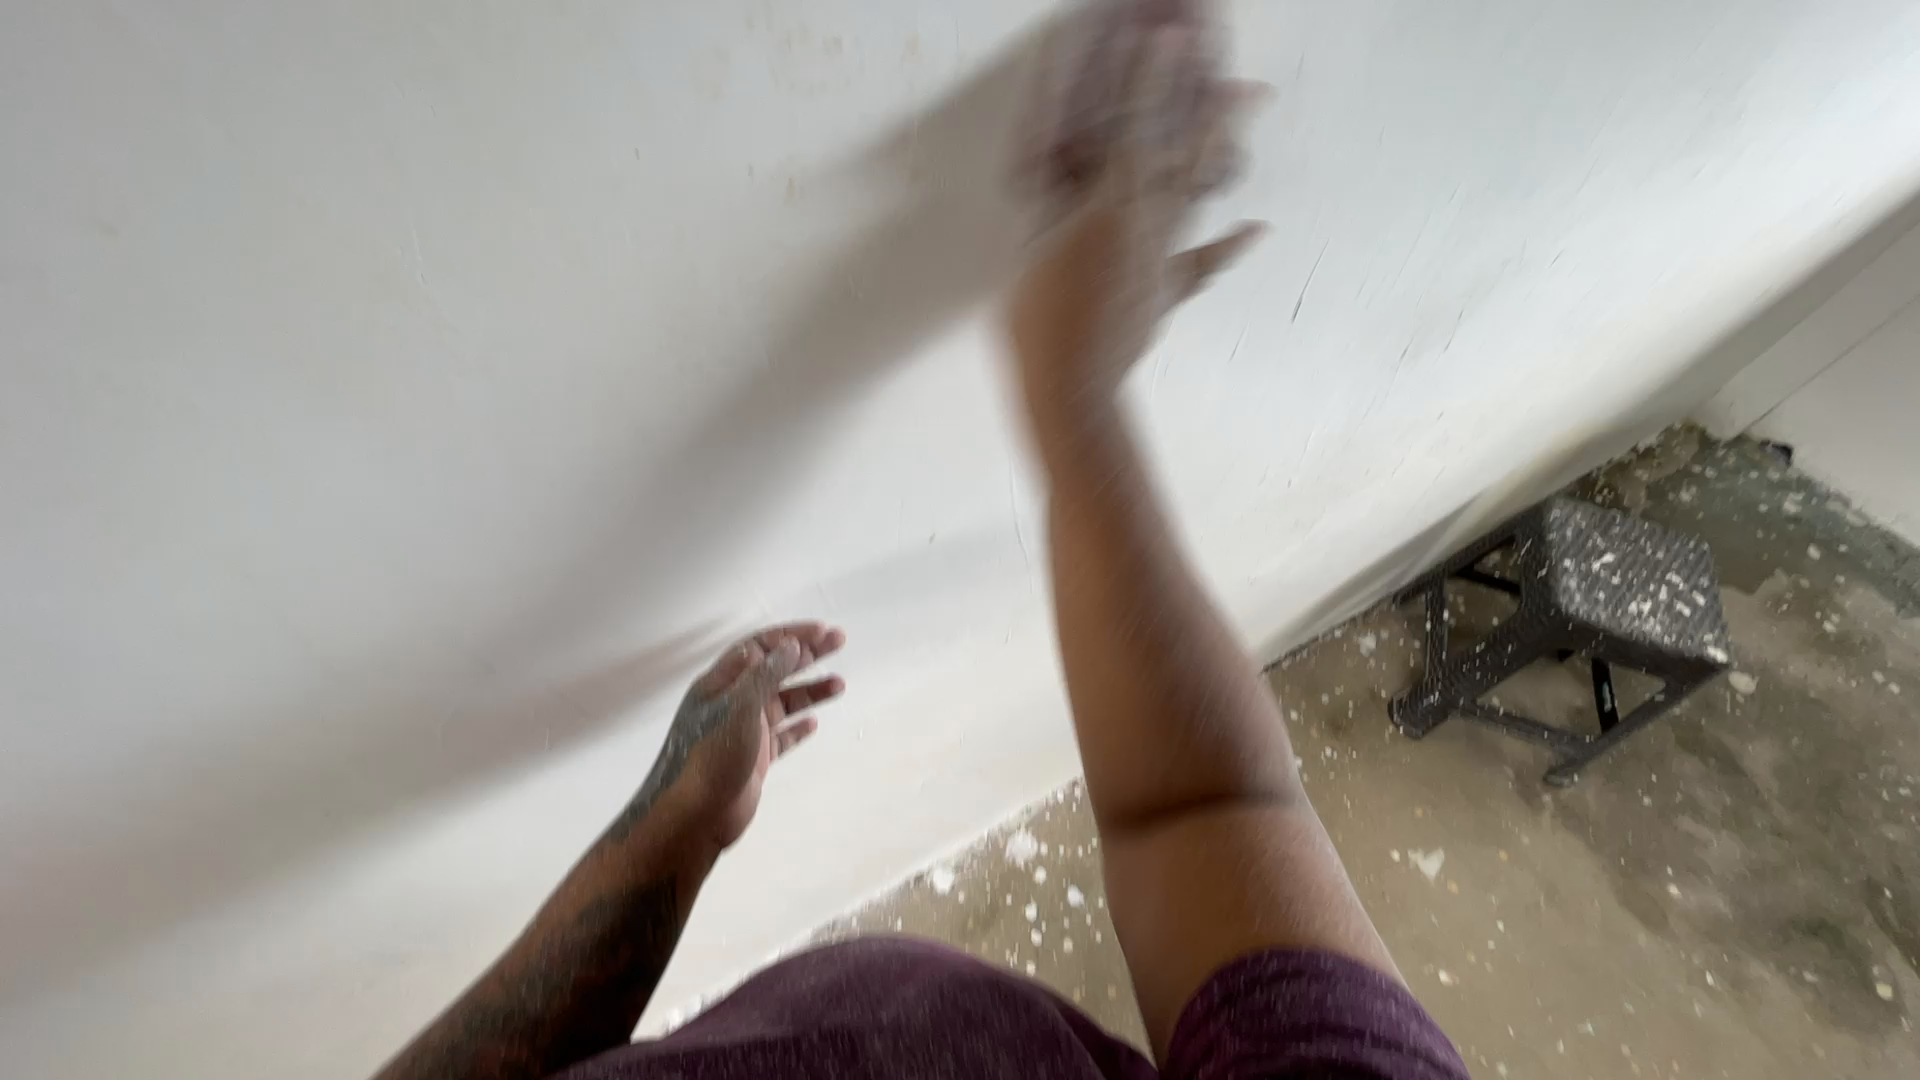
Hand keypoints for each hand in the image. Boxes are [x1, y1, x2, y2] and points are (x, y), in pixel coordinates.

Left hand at [626, 623, 845, 851]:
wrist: (692, 818)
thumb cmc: (710, 756)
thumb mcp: (738, 707)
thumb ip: (766, 674)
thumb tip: (792, 646)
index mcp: (722, 684)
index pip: (760, 647)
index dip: (790, 635)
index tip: (821, 632)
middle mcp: (733, 702)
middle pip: (775, 669)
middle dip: (807, 654)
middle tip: (839, 642)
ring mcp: (744, 731)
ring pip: (783, 702)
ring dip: (810, 690)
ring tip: (839, 684)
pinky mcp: (754, 758)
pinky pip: (781, 736)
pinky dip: (798, 728)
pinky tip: (814, 724)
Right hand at [1008, 24, 1265, 439]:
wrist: (1071, 386)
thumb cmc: (1040, 321)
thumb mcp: (1031, 249)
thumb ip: (1052, 200)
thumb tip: (1065, 165)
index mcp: (1105, 205)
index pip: (1127, 131)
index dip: (1149, 81)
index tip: (1170, 35)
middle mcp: (1143, 220)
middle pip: (1176, 144)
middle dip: (1199, 89)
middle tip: (1227, 42)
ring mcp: (1161, 256)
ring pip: (1195, 186)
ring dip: (1222, 138)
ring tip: (1255, 94)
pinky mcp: (1165, 291)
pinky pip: (1203, 264)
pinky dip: (1230, 245)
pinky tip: (1260, 227)